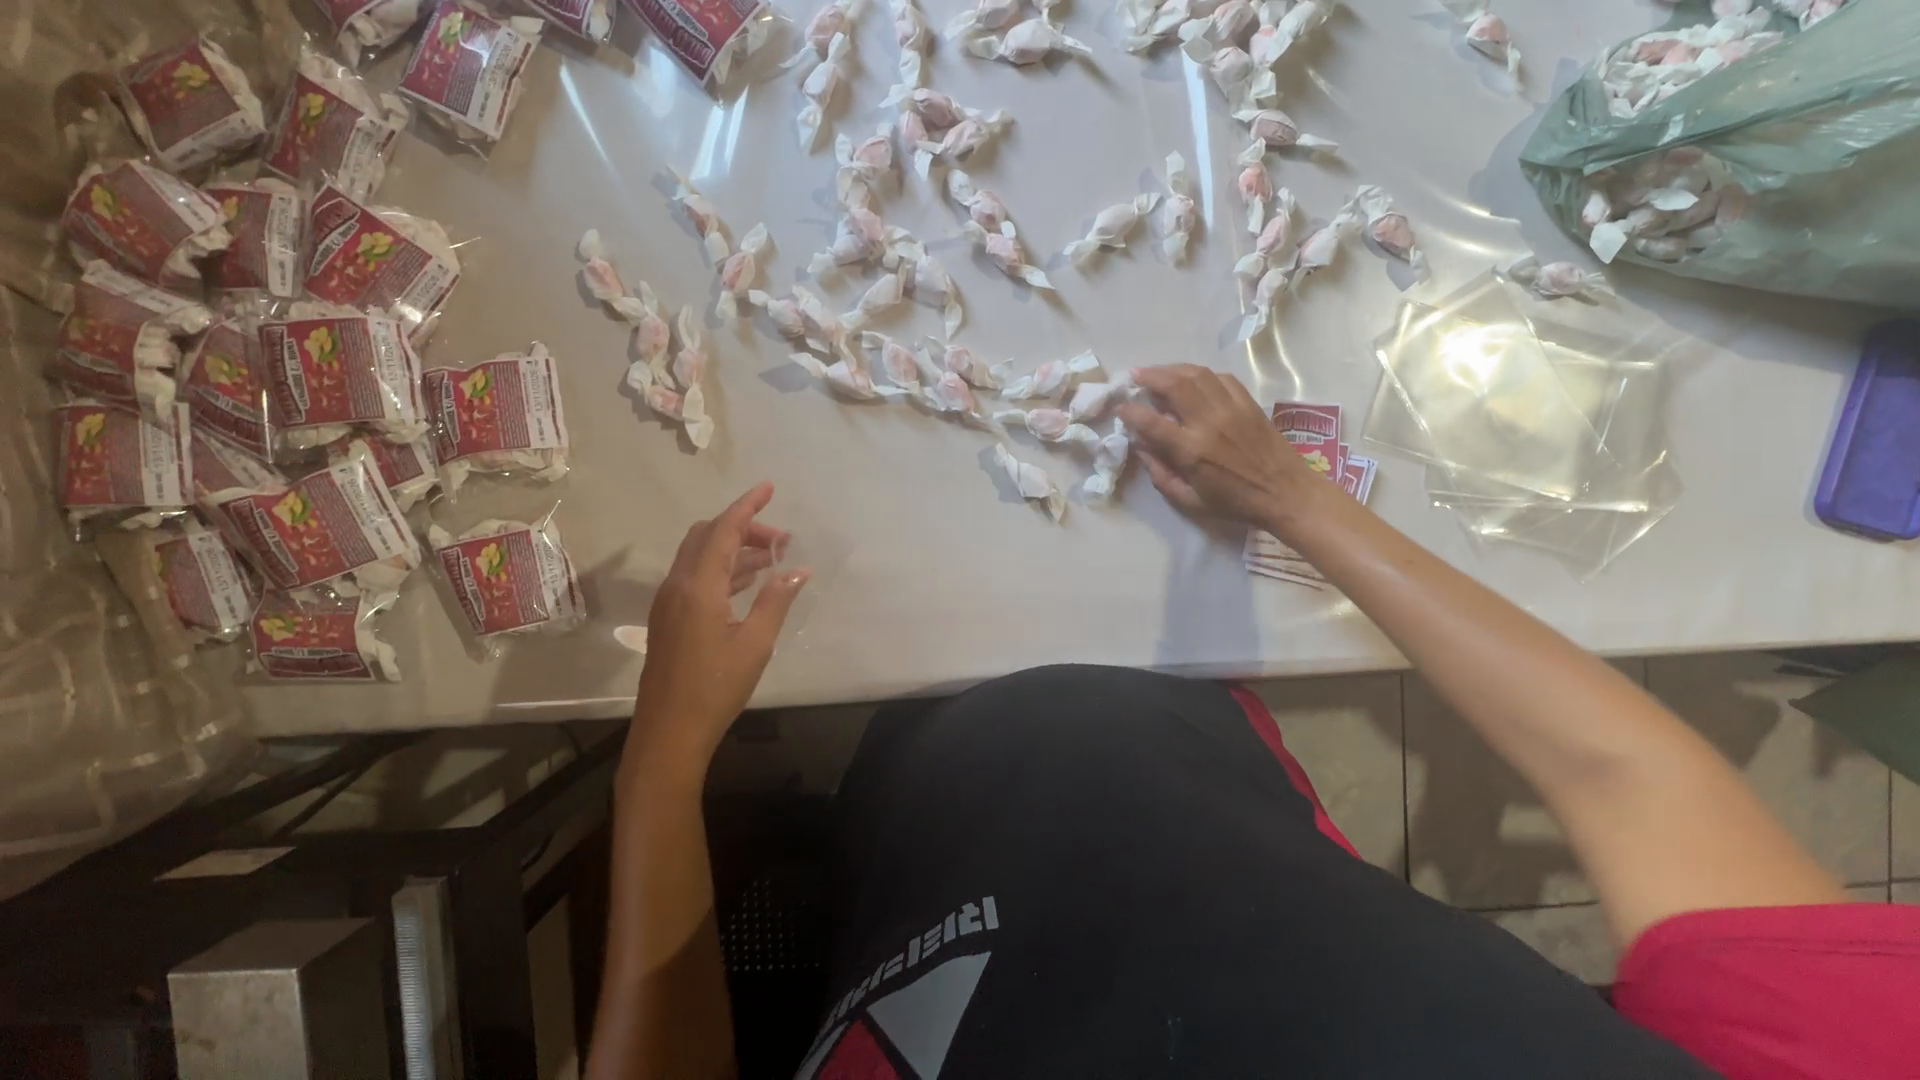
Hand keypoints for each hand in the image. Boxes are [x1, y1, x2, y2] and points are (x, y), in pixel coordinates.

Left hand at [632, 483, 810, 766]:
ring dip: (732, 548)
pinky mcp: (668, 618)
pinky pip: (694, 575)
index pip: (723, 530)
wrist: (669, 731)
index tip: (769, 487)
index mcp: (699, 586)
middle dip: (742, 527)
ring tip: (771, 559)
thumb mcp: (756, 643)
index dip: (747, 506)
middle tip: (779, 541)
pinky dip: (720, 568)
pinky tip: (747, 583)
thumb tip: (798, 569)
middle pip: (707, 536)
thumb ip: (776, 600)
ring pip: (699, 555)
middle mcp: (677, 585)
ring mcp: (668, 602)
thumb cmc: (716, 688)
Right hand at [1116, 364, 1319, 527]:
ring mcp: (1231, 408)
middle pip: (1175, 385)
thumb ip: (1161, 475)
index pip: (1152, 422)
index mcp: (1192, 451)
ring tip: (1158, 372)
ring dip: (1173, 369)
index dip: (1131, 411)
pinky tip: (1193, 380)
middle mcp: (1209, 423)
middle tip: (1135, 376)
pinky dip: (1202, 375)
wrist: (1285, 493)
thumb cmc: (1235, 503)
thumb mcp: (1190, 501)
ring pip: (1197, 374)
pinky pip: (1221, 378)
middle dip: (1150, 376)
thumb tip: (1142, 449)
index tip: (1120, 407)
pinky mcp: (1248, 403)